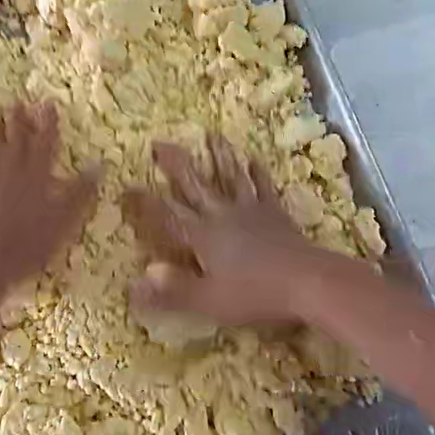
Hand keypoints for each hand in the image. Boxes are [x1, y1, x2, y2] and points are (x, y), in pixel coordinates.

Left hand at [0, 102, 99, 296]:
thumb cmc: (29, 244)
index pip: (44, 142)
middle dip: (18, 119)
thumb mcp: (64, 221)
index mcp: (36, 175)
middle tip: (18, 100)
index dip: (48, 122)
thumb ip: (81, 192)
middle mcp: (11, 172)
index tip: (49, 103)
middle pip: (15, 140)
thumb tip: (99, 165)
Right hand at [126, 135, 335, 325]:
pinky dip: (258, 174)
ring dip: (219, 156)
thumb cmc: (255, 293)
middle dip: (175, 164)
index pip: (166, 214)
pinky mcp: (274, 214)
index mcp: (202, 236)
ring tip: (212, 134)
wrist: (308, 281)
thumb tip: (132, 286)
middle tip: (159, 141)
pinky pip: (263, 188)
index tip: (125, 184)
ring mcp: (250, 211)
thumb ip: (172, 291)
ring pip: (229, 178)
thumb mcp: (209, 300)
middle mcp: (221, 215)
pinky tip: (255, 160)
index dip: (144, 200)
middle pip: (194, 185)